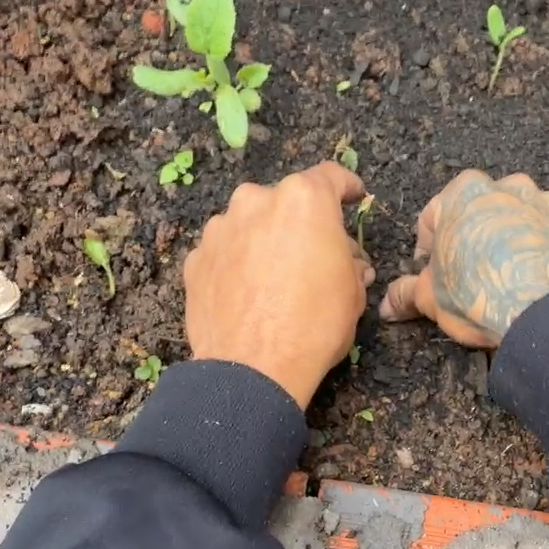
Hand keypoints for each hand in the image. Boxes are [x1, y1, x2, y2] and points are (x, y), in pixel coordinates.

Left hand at [185, 162, 372, 408]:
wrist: (252, 370)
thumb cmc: (313, 327)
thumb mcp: (353, 295)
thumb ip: (351, 265)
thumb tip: (350, 263)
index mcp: (303, 200)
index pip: (330, 177)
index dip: (345, 187)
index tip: (352, 196)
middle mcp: (256, 201)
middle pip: (285, 202)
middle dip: (300, 224)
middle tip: (313, 257)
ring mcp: (219, 229)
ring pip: (250, 225)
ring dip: (264, 243)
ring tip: (275, 282)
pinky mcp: (196, 259)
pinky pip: (224, 253)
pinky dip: (237, 265)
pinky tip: (248, 296)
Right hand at [379, 170, 548, 347]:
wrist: (545, 315)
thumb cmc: (477, 296)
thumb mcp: (431, 298)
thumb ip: (406, 294)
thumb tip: (387, 306)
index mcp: (465, 192)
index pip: (434, 216)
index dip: (428, 248)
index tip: (432, 273)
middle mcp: (509, 186)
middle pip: (482, 212)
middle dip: (474, 239)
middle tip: (470, 276)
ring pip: (522, 219)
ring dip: (513, 241)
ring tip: (508, 279)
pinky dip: (548, 253)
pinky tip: (540, 281)